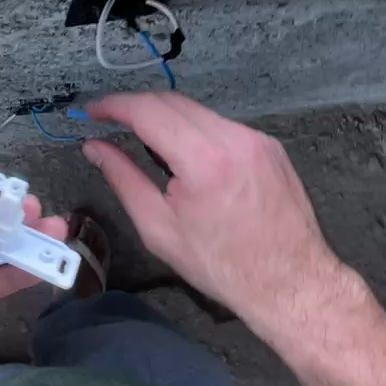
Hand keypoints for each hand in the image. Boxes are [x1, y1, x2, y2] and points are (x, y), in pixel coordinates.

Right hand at [82, 92, 356, 340]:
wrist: (292, 284)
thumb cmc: (221, 265)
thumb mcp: (159, 227)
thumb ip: (122, 178)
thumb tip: (94, 147)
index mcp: (202, 159)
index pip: (147, 110)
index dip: (114, 105)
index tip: (92, 110)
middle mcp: (232, 137)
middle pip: (170, 101)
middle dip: (136, 106)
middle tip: (110, 121)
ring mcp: (255, 137)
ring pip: (196, 110)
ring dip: (165, 117)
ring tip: (145, 140)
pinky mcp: (269, 145)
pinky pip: (221, 124)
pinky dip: (195, 130)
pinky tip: (188, 156)